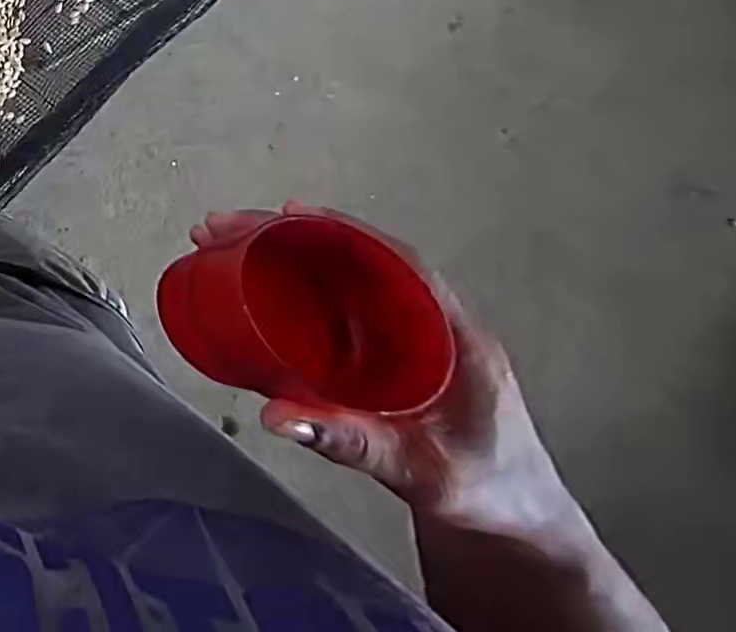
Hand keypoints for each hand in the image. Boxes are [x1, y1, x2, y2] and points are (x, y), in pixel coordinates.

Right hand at [195, 201, 573, 535]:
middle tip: (227, 228)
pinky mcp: (371, 346)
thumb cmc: (486, 493)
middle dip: (284, 233)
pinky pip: (326, 297)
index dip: (341, 230)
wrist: (511, 522)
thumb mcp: (420, 472)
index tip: (291, 213)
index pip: (398, 261)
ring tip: (224, 241)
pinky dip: (285, 279)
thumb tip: (278, 416)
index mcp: (455, 339)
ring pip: (333, 273)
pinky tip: (250, 276)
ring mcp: (397, 333)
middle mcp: (425, 324)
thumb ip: (351, 444)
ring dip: (277, 251)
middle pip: (351, 257)